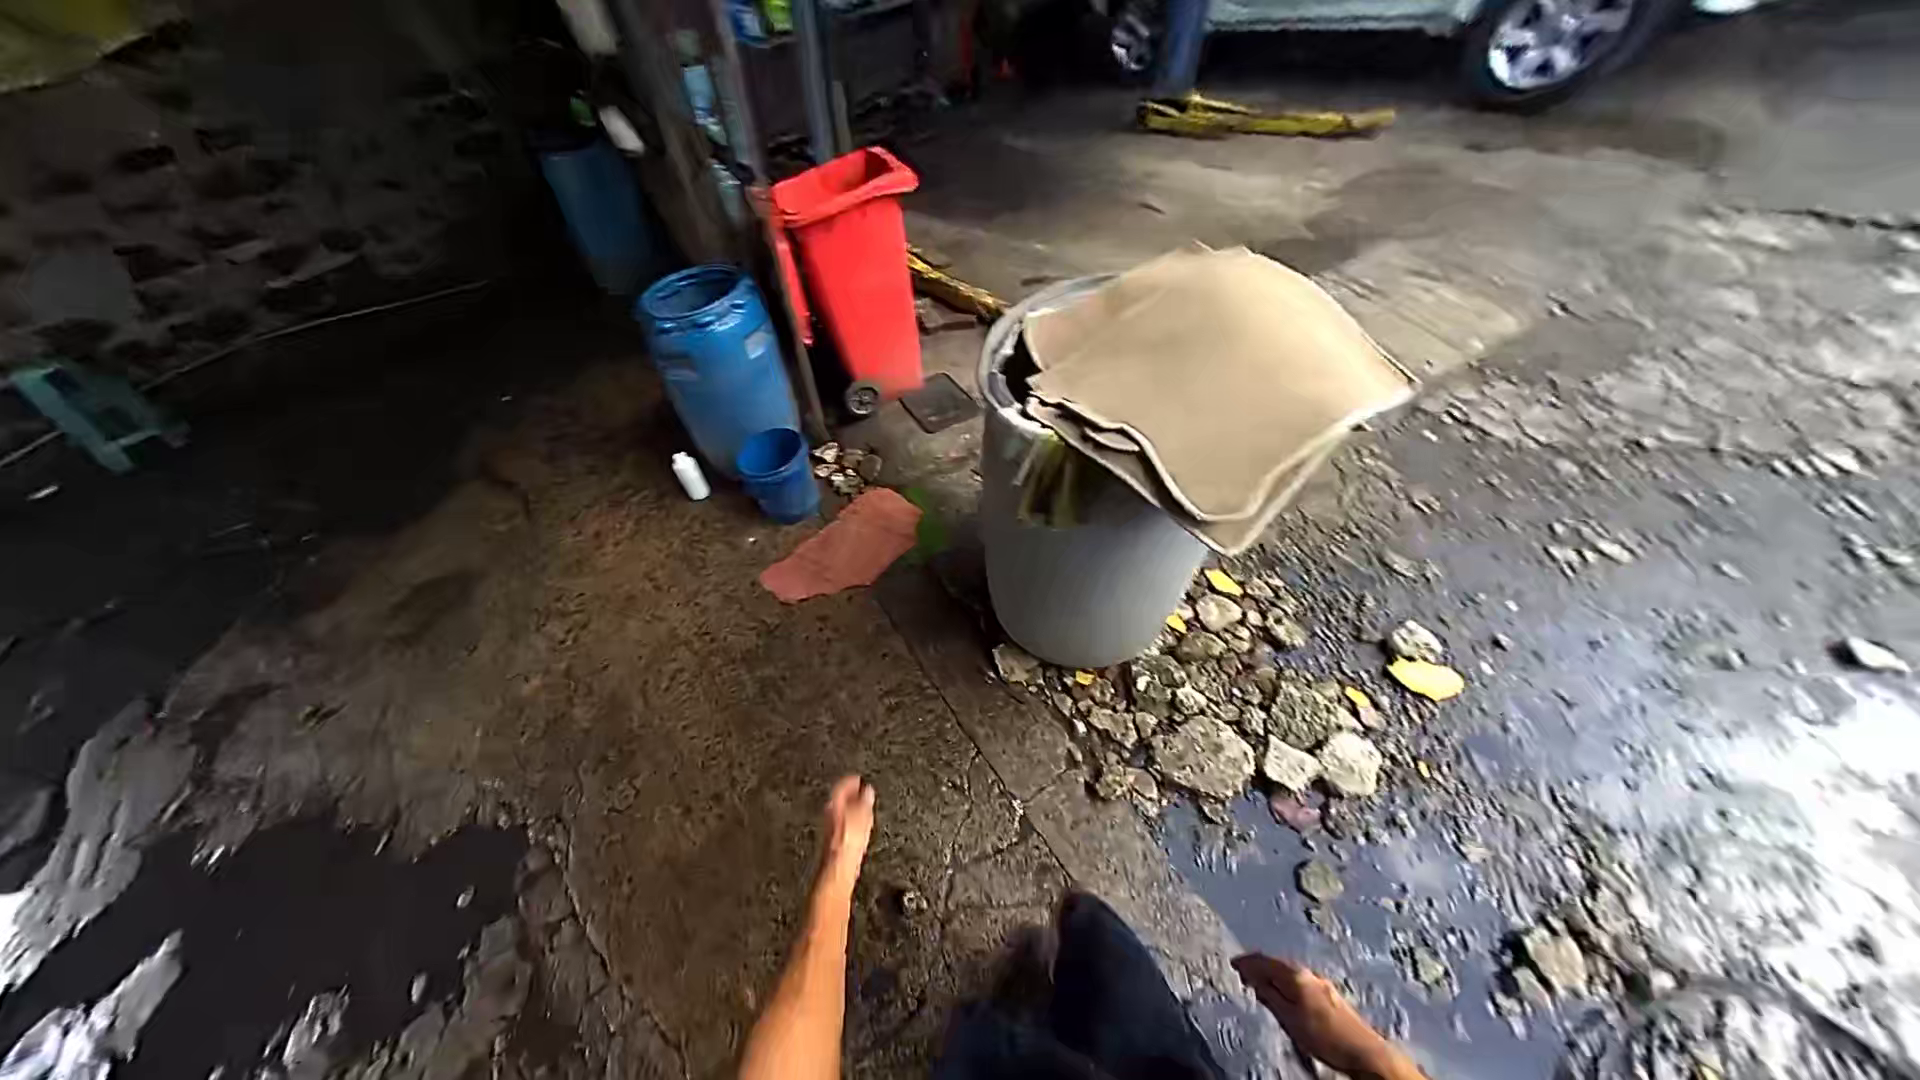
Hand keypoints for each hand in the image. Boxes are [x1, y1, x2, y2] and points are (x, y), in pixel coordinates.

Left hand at [816, 775, 875, 892]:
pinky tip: (856, 829)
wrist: (837, 871)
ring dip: (849, 809)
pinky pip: (842, 828)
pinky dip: (849, 823)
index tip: (857, 778)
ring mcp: (829, 832)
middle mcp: (828, 817)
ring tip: (860, 808)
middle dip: (849, 796)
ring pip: (839, 815)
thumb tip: (867, 790)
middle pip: (838, 801)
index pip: (841, 787)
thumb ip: (864, 801)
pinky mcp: (832, 846)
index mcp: (834, 806)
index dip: (850, 781)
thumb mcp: (863, 817)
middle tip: (859, 791)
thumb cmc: (847, 844)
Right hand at [1232, 955, 1420, 1079]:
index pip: (1263, 960)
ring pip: (1288, 972)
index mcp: (1295, 974)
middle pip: (1276, 963)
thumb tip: (1253, 979)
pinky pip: (1299, 981)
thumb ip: (1269, 996)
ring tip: (1261, 985)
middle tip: (1243, 975)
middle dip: (1258, 967)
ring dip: (1272, 975)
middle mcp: (1307, 973)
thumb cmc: (1325, 1037)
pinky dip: (1286, 983)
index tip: (1233, 964)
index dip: (1246, 961)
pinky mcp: (1330, 995)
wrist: (1366, 1053)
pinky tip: (1286, 994)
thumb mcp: (1289, 1019)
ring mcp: (1320, 983)